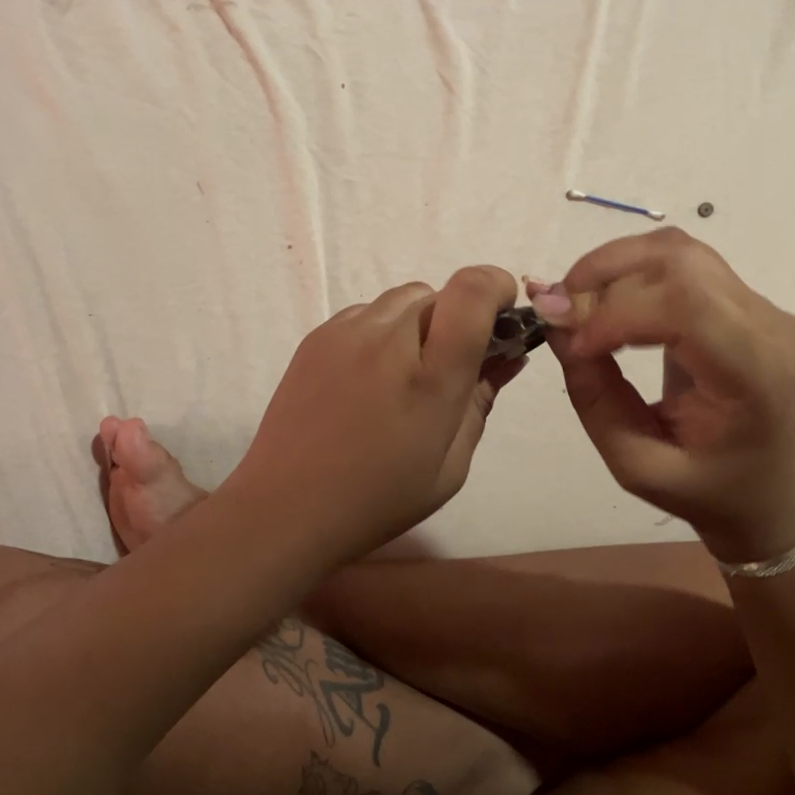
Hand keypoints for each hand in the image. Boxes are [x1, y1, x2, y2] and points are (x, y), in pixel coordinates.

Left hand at [230, 266, 521, 556]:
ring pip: (400, 301)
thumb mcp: (450, 466)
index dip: (496, 288)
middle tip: (447, 371)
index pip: (472, 290)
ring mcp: (344, 333)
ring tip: (401, 381)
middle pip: (438, 293)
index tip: (501, 317)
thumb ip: (480, 401)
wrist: (286, 507)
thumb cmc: (378, 499)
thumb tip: (508, 357)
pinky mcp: (315, 338)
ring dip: (417, 326)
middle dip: (456, 320)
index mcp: (430, 376)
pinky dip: (380, 334)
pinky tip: (366, 383)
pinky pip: (365, 316)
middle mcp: (387, 339)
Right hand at [532, 229, 794, 561]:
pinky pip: (684, 265)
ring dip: (615, 266)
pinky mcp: (747, 301)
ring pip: (678, 250)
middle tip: (559, 308)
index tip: (571, 343)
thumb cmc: (702, 489)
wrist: (762, 490)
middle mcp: (769, 328)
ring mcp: (765, 308)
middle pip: (681, 262)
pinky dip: (631, 272)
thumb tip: (557, 326)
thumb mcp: (634, 464)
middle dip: (605, 274)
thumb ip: (595, 398)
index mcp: (755, 378)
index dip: (616, 312)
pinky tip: (605, 302)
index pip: (686, 307)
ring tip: (576, 302)